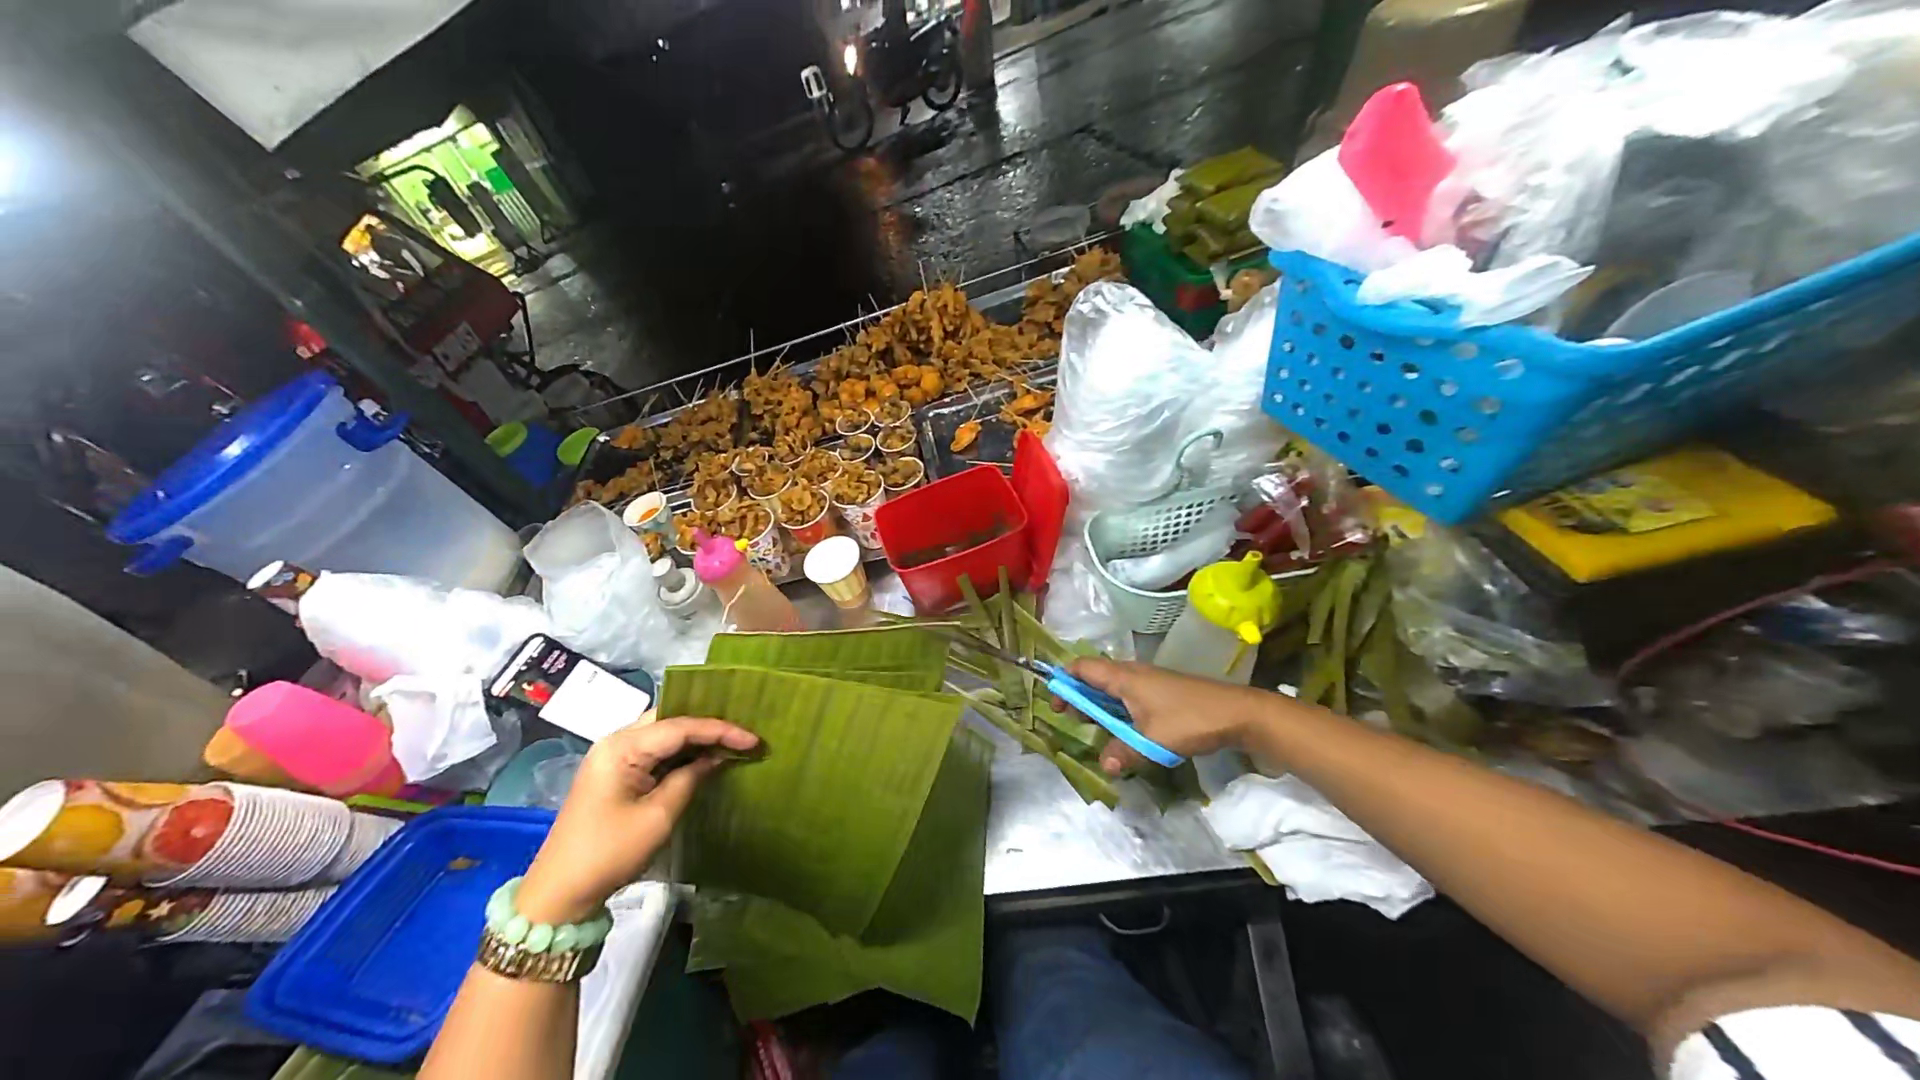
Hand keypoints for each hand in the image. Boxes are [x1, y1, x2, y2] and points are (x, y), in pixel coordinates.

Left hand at [517, 714, 758, 922]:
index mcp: (622, 746)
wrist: (559, 893)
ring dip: (696, 738)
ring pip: (663, 733)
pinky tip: (703, 757)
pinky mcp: (614, 772)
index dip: (721, 730)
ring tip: (731, 743)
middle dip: (709, 726)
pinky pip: (654, 750)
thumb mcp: (659, 816)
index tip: (754, 741)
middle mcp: (616, 741)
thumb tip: (716, 758)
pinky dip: (681, 752)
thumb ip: (691, 778)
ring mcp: (613, 756)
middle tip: (743, 735)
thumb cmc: (610, 852)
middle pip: (671, 720)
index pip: (681, 726)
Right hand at [1057, 658, 1264, 775]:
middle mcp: (1132, 673)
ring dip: (1099, 703)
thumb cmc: (1189, 719)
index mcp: (1123, 677)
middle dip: (1079, 695)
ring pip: (1112, 686)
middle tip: (1071, 720)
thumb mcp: (1152, 741)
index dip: (1064, 681)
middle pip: (1094, 676)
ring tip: (1094, 727)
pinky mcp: (1161, 690)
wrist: (1236, 711)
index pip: (1082, 667)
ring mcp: (1149, 680)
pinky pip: (1128, 693)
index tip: (1055, 704)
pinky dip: (1117, 707)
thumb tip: (1105, 766)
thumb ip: (1124, 753)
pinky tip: (1123, 728)